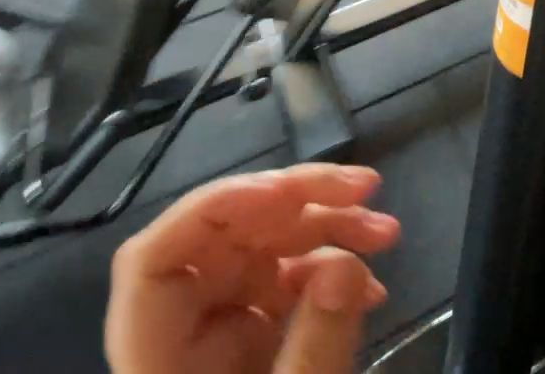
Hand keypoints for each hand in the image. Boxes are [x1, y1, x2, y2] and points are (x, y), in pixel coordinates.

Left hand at [105, 165, 400, 373]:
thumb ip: (315, 348)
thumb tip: (342, 263)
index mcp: (160, 365)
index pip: (156, 263)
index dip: (215, 211)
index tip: (290, 193)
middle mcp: (183, 340)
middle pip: (223, 241)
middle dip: (300, 204)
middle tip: (368, 188)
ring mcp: (221, 340)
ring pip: (264, 253)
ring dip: (330, 230)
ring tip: (388, 231)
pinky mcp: (256, 347)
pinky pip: (289, 285)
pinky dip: (334, 271)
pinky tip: (374, 284)